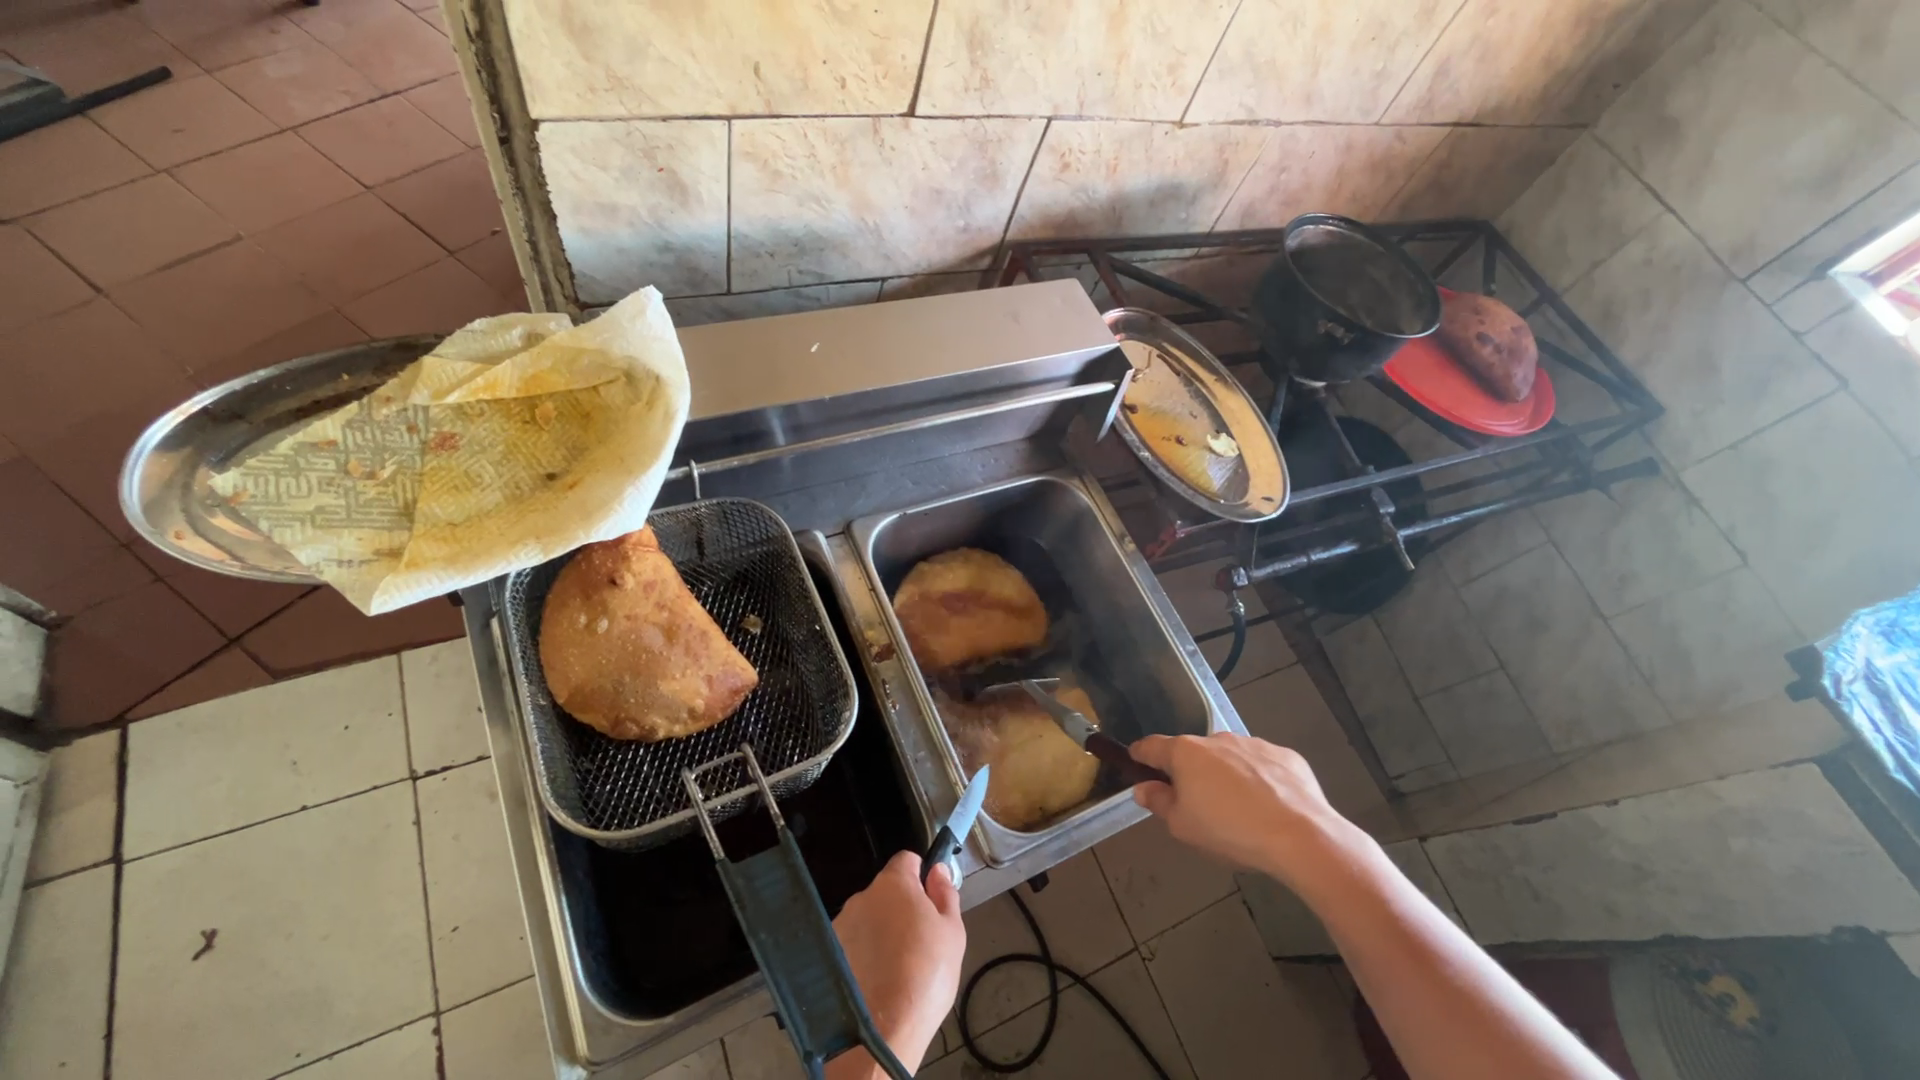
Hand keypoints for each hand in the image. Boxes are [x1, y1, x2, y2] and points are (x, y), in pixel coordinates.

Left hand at [826, 851, 965, 1077]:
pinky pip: (851, 942)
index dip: (920, 874)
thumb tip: (937, 870)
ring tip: (896, 965)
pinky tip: (876, 978)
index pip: (905, 860)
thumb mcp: (952, 932)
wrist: (885, 1028)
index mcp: (893, 884)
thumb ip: (944, 894)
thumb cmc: (927, 974)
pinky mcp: (828, 952)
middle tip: (919, 939)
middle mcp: (861, 897)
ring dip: (879, 931)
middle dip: (900, 907)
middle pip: (886, 891)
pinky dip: (862, 953)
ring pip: (867, 918)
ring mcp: (841, 924)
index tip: (930, 899)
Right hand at [1130, 733, 1363, 888]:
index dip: (1141, 755)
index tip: (1137, 762)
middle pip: (1194, 753)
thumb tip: (1143, 788)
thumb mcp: (1182, 826)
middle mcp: (1218, 739)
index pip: (1152, 746)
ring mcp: (1255, 744)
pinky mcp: (1286, 756)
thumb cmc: (1229, 831)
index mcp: (1186, 753)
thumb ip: (1159, 802)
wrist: (1299, 835)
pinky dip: (1260, 780)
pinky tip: (1269, 807)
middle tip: (1197, 804)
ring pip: (1230, 757)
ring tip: (1239, 810)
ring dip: (1226, 775)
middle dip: (1190, 772)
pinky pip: (1263, 765)